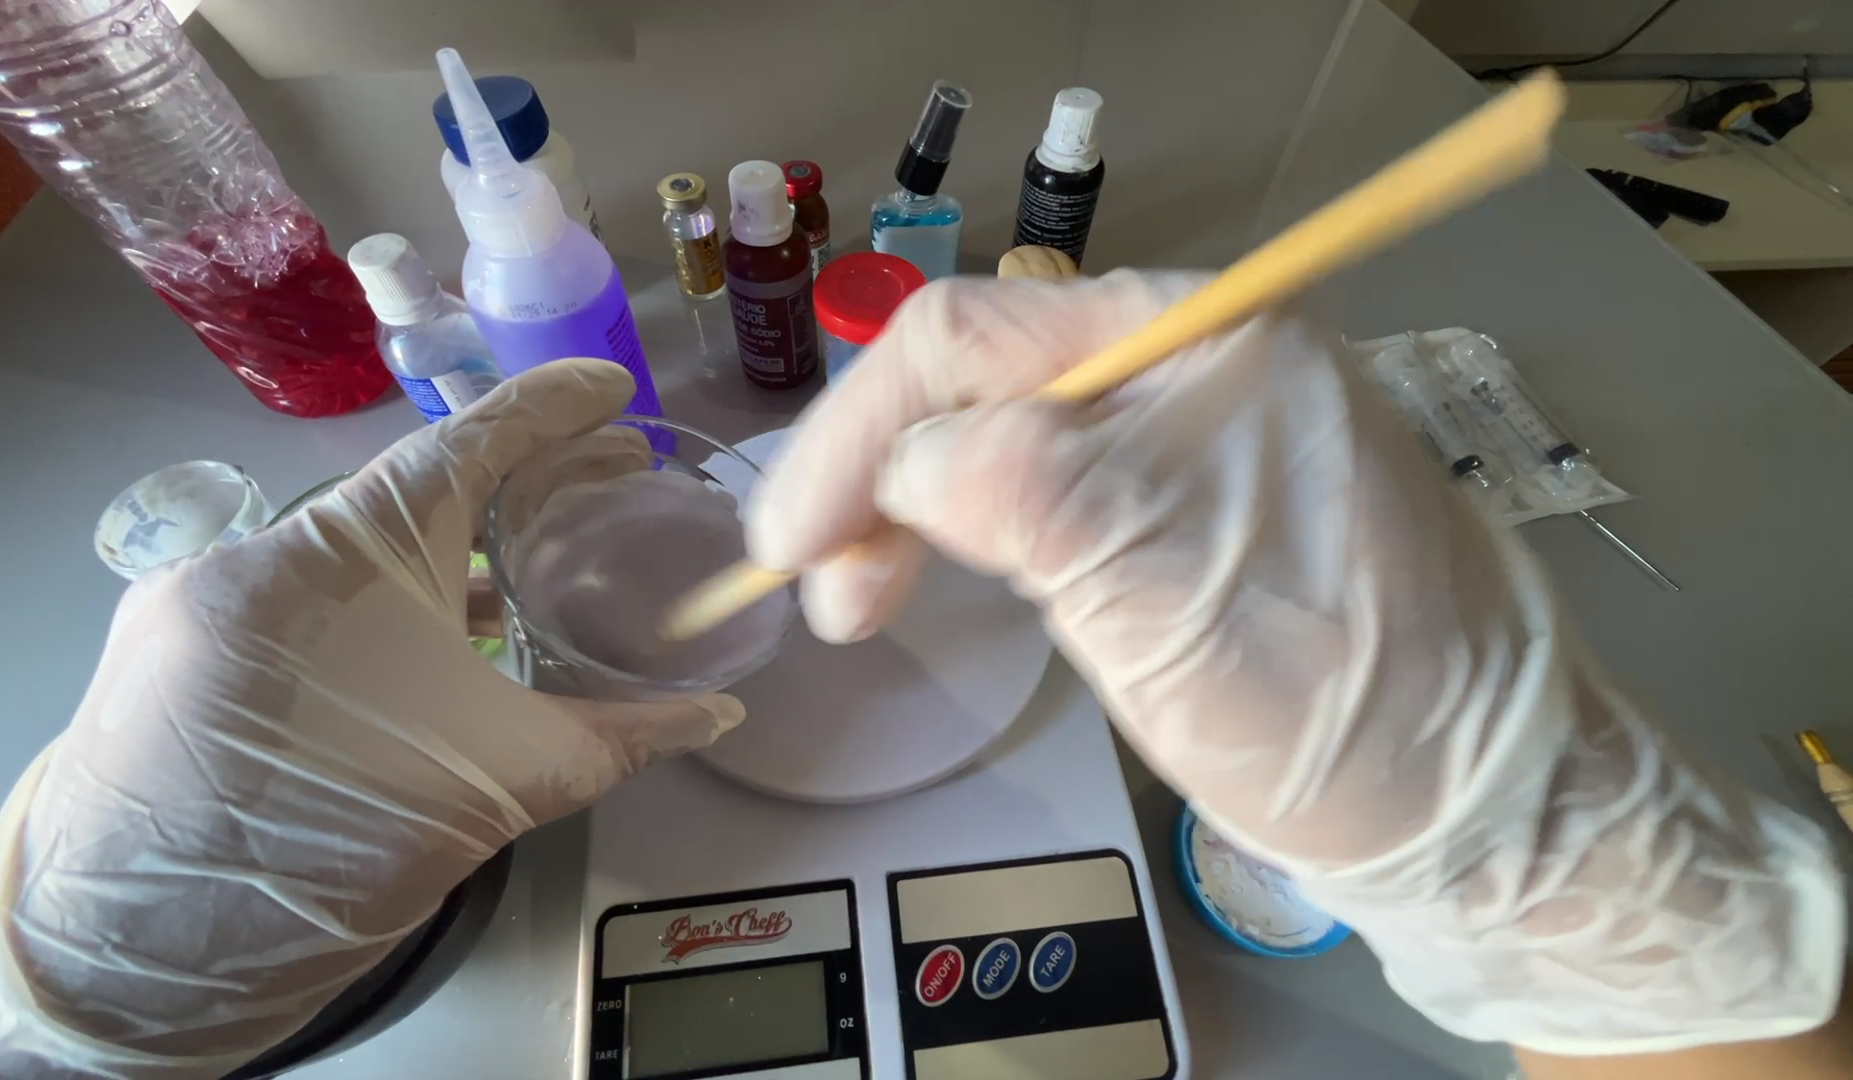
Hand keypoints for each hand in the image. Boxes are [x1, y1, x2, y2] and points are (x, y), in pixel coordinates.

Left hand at [0, 360, 741, 1077]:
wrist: (132, 973)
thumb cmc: (327, 854)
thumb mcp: (499, 784)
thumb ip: (622, 737)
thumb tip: (720, 715)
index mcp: (336, 566)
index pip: (461, 449)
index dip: (547, 408)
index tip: (615, 390)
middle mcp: (270, 556)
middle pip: (428, 479)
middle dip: (534, 463)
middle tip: (619, 461)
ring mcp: (228, 591)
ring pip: (382, 528)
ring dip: (476, 523)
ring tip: (562, 524)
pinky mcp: (208, 634)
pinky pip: (339, 575)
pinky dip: (421, 574)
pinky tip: (476, 601)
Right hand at [748, 272, 1840, 1054]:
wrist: (1458, 802)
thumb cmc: (1334, 701)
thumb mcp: (1170, 587)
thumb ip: (1023, 489)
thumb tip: (903, 462)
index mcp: (1188, 339)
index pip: (969, 340)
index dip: (856, 433)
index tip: (787, 542)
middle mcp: (1164, 361)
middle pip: (962, 380)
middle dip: (864, 476)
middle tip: (812, 585)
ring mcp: (1149, 433)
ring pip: (974, 436)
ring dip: (891, 509)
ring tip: (852, 601)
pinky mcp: (1137, 501)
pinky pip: (1007, 487)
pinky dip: (938, 529)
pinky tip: (910, 571)